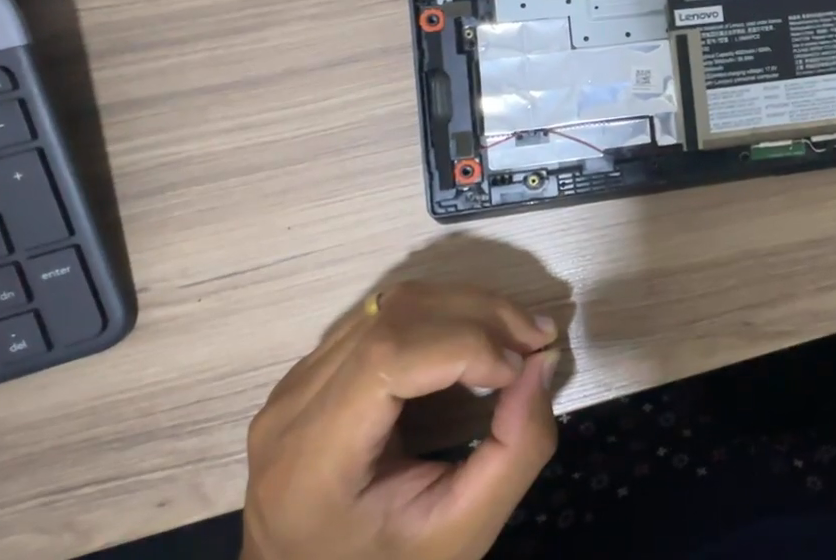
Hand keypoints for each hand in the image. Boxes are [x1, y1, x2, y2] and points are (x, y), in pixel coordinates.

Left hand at [241, 281, 561, 559]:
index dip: (464, 345)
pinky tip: (479, 341)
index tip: (519, 370)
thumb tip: (542, 361)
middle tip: (539, 340)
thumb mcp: (464, 532)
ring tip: (517, 338)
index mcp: (312, 460)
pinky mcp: (316, 368)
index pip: (387, 357)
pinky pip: (387, 315)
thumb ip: (516, 450)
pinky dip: (445, 314)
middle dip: (481, 316)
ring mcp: (297, 380)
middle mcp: (293, 405)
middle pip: (395, 316)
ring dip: (468, 307)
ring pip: (395, 302)